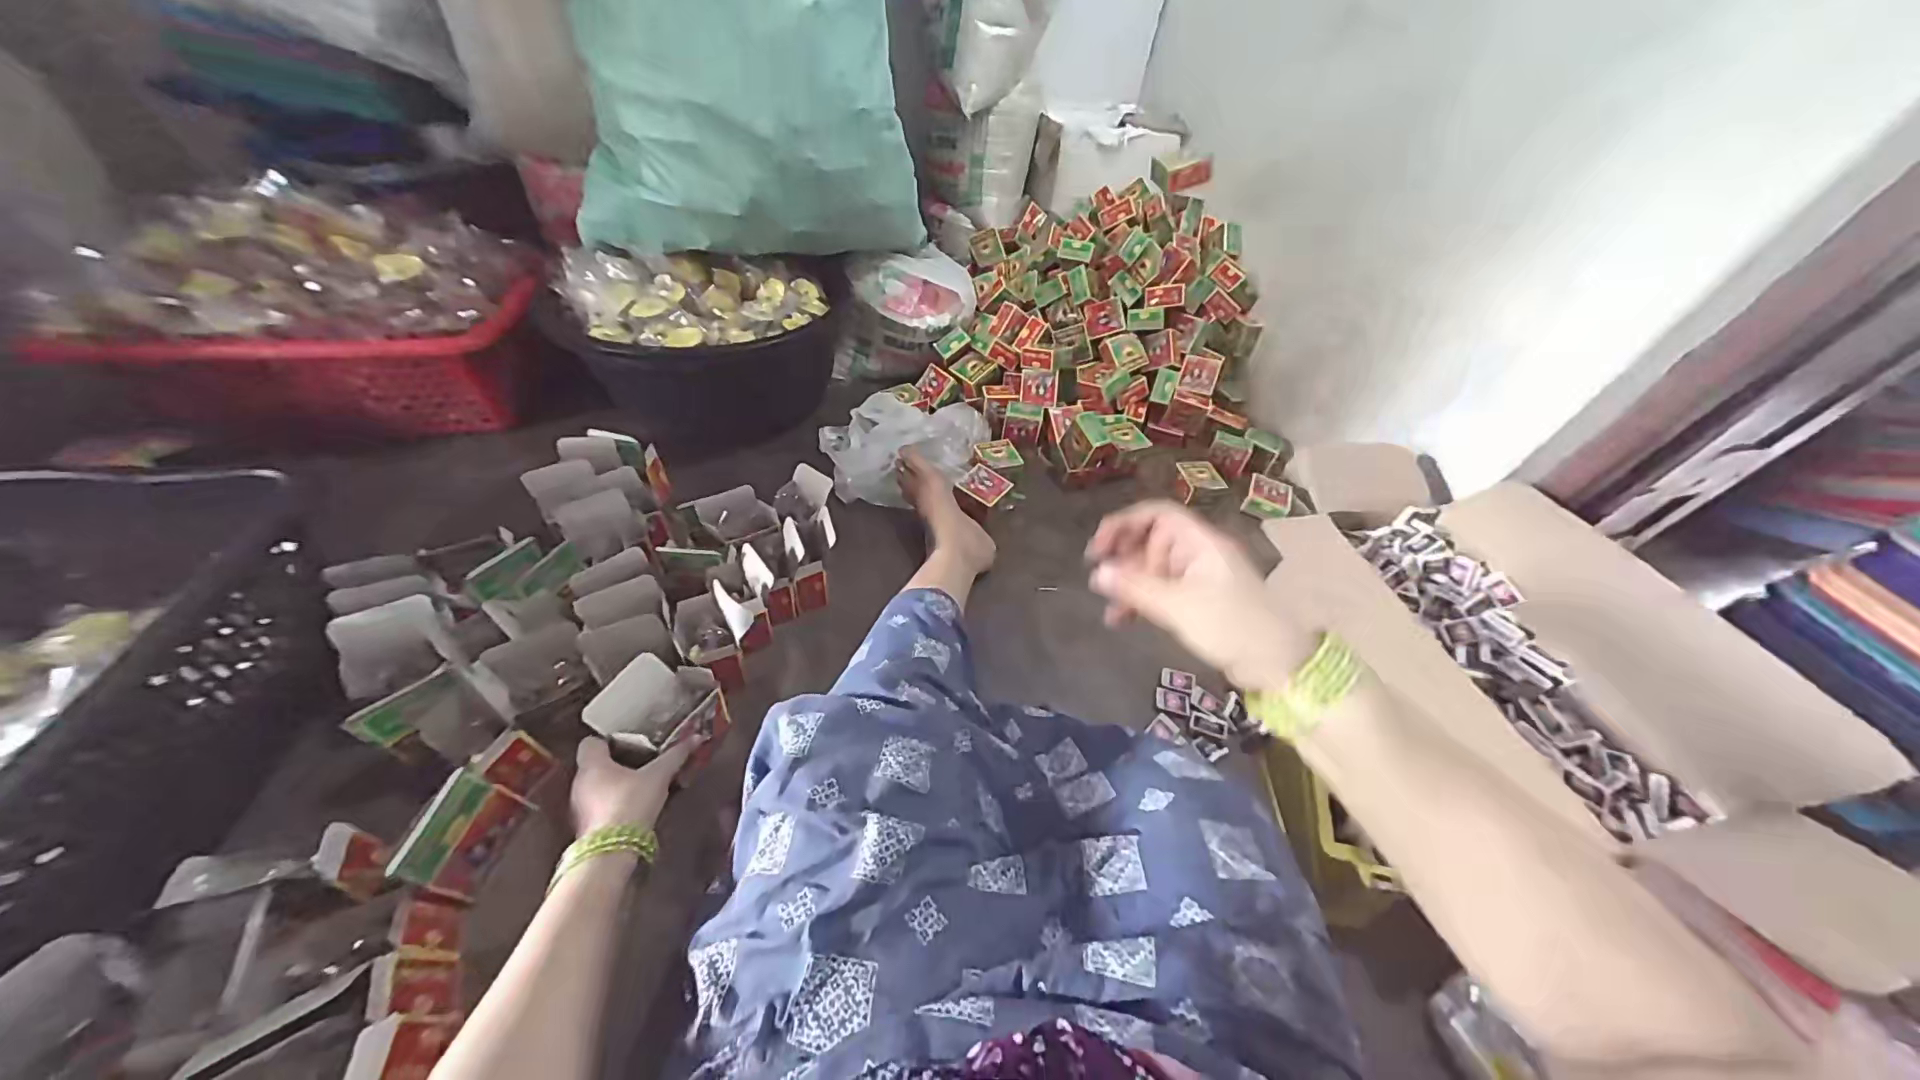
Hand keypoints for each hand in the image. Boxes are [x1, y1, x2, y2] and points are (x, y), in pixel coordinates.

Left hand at [570, 735, 701, 836]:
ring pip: (595, 786)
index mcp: (592, 764)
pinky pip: (596, 805)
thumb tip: (697, 737)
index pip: (590, 742)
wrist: (610, 853)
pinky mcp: (582, 827)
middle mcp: (578, 783)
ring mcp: (577, 807)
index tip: (630, 743)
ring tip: (638, 786)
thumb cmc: (631, 803)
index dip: (608, 740)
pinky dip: (610, 803)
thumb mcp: (658, 776)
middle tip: (640, 763)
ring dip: (612, 785)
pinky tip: (630, 808)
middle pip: (594, 765)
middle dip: (615, 763)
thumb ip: (675, 756)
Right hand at [1085, 500, 1306, 690]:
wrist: (1277, 664)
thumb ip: (1136, 587)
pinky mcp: (1197, 602)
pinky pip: (1161, 592)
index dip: (1124, 523)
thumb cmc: (1230, 625)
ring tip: (1108, 606)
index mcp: (1200, 543)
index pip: (1157, 514)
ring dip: (1129, 585)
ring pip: (1153, 570)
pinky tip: (1121, 620)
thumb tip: (1098, 572)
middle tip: (1098, 577)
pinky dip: (1141, 602)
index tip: (1099, 547)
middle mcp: (1198, 554)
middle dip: (1123, 558)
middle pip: (1151, 541)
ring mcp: (1198, 578)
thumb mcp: (1178, 605)